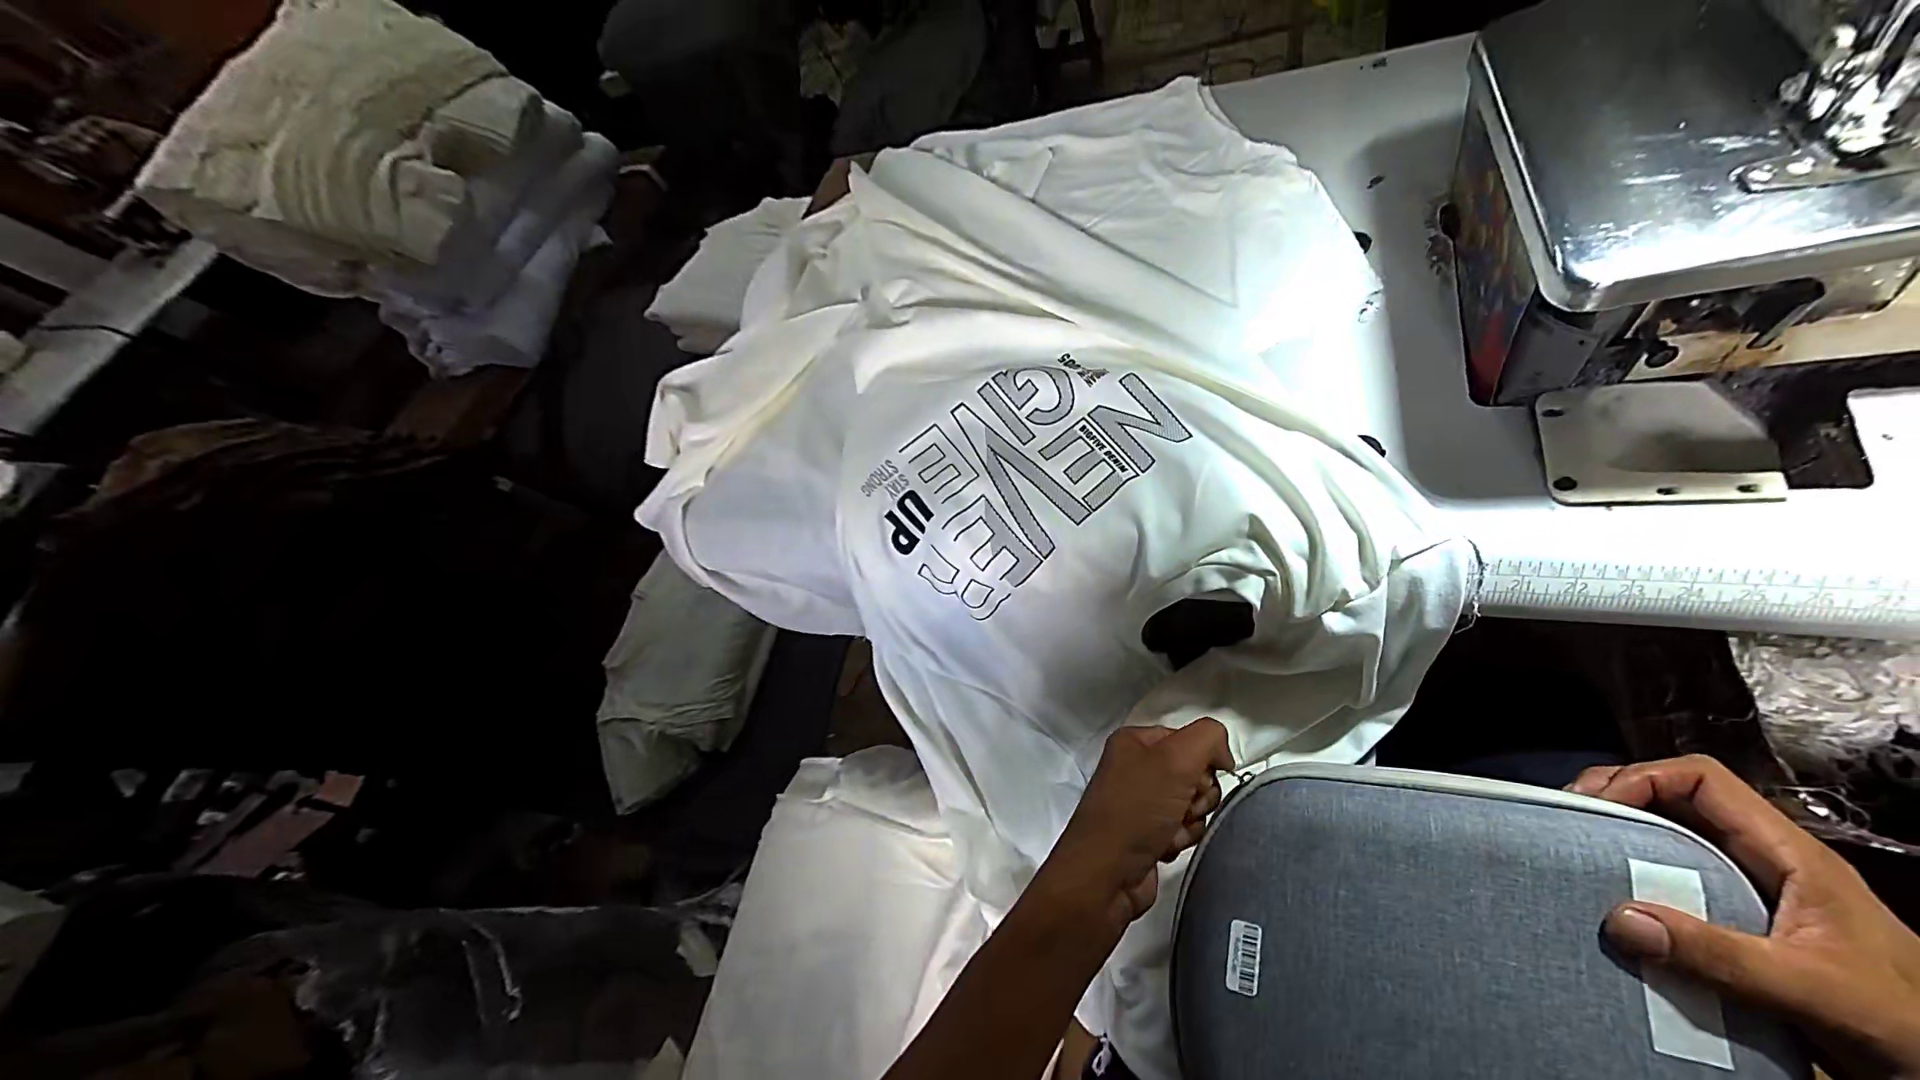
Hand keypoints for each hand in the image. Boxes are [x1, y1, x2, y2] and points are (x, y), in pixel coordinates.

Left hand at [1027, 719, 1233, 940]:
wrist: (1106, 873)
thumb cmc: (1135, 810)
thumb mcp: (1175, 759)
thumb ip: (1207, 738)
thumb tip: (1223, 752)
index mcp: (1135, 741)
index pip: (1189, 739)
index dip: (1202, 761)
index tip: (1195, 778)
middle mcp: (1136, 767)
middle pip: (1196, 774)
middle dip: (1197, 795)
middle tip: (1181, 806)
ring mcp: (1142, 802)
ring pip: (1194, 804)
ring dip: (1190, 821)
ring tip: (1169, 830)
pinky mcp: (1149, 833)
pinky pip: (1185, 830)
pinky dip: (1181, 839)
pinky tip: (1164, 846)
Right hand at [1570, 756, 1919, 1076]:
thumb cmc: (1903, 1027)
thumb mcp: (1818, 993)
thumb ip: (1723, 957)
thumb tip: (1618, 917)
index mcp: (1789, 854)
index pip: (1700, 778)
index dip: (1640, 779)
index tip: (1595, 807)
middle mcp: (1765, 857)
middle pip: (1674, 796)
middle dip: (1616, 800)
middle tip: (1569, 822)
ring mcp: (1753, 886)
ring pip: (1670, 833)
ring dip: (1621, 836)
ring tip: (1579, 853)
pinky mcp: (1739, 916)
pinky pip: (1673, 873)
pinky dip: (1634, 873)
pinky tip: (1614, 895)